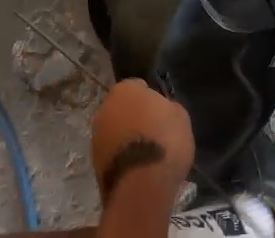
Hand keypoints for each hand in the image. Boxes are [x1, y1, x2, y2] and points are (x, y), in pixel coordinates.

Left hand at [91, 79, 193, 206]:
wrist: (142, 187)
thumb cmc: (165, 141)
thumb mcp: (180, 116)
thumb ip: (167, 107)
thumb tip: (160, 111)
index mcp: (124, 90)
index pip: (138, 87)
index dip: (151, 99)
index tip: (162, 112)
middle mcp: (104, 109)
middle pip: (123, 110)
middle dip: (135, 118)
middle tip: (154, 133)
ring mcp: (96, 138)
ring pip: (115, 133)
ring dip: (126, 140)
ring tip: (146, 155)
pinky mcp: (94, 165)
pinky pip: (113, 154)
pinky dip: (122, 159)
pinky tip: (138, 170)